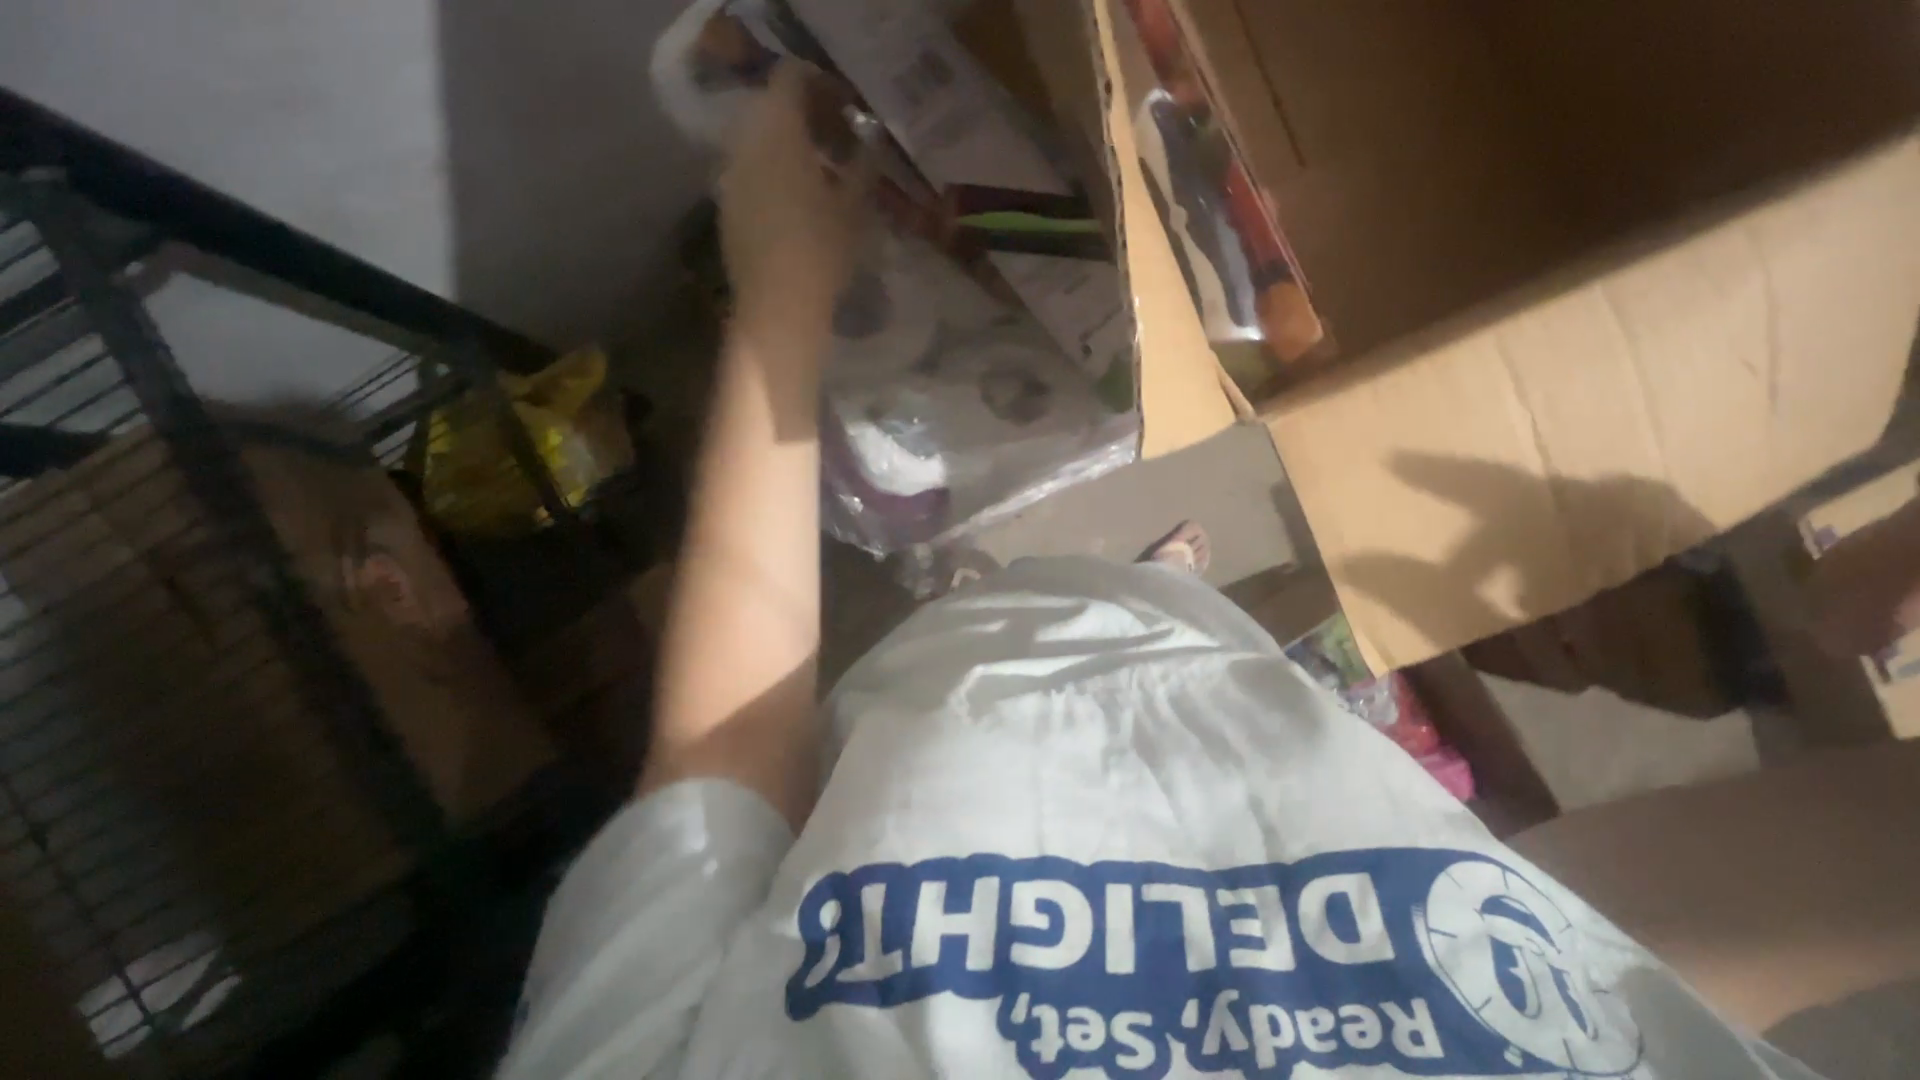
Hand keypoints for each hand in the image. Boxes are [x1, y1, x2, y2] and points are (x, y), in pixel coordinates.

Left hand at [719, 61, 866, 332]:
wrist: (777, 307)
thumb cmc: (822, 251)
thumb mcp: (856, 207)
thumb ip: (863, 164)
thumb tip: (870, 141)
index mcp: (778, 130)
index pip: (792, 77)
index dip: (821, 83)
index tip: (847, 106)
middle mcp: (745, 142)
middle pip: (772, 107)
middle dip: (806, 115)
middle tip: (839, 139)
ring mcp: (729, 175)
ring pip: (759, 141)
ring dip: (788, 146)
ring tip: (821, 173)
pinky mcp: (726, 207)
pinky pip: (750, 172)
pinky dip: (773, 173)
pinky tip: (798, 202)